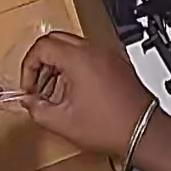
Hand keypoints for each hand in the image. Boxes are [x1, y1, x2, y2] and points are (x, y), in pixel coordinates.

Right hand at [19, 32, 154, 157]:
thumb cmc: (110, 125)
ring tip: (55, 93)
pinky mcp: (116, 62)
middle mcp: (94, 50)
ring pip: (72, 46)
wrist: (141, 130)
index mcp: (78, 58)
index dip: (29, 66)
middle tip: (38, 86)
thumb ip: (37, 109)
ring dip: (58, 65)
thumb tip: (29, 101)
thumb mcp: (62, 122)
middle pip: (56, 40)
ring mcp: (107, 54)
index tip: (29, 86)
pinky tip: (74, 93)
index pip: (42, 46)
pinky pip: (88, 55)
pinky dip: (75, 66)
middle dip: (41, 63)